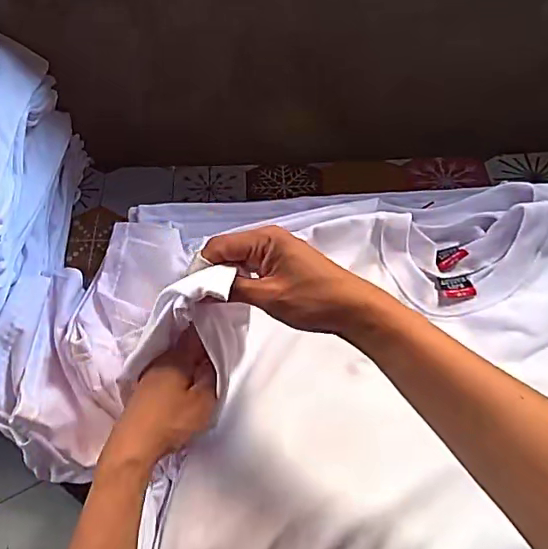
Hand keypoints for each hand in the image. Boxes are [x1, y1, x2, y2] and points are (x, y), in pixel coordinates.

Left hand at [104, 329, 217, 470]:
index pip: (193, 337)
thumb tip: (211, 362)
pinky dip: (177, 378)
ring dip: (187, 366)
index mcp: (175, 359)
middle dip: (198, 351)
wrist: (133, 443)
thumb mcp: (202, 403)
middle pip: (182, 349)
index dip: (206, 333)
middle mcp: (159, 362)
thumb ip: (210, 379)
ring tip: (203, 373)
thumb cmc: (170, 421)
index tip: (220, 334)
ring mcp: (148, 376)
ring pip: (173, 363)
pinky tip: (183, 387)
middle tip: (216, 356)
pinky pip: (165, 376)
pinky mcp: (143, 391)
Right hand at [200, 225, 389, 334]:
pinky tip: (235, 295)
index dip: (202, 267)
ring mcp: (276, 250)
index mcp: (265, 238)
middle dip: (211, 272)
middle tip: (202, 297)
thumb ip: (232, 289)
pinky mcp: (281, 263)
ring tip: (217, 299)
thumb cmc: (318, 299)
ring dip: (225, 277)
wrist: (355, 310)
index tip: (192, 289)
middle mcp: (269, 238)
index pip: (218, 246)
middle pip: (226, 250)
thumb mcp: (268, 296)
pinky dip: (239, 279)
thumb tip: (206, 289)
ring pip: (236, 259)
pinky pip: (250, 266)